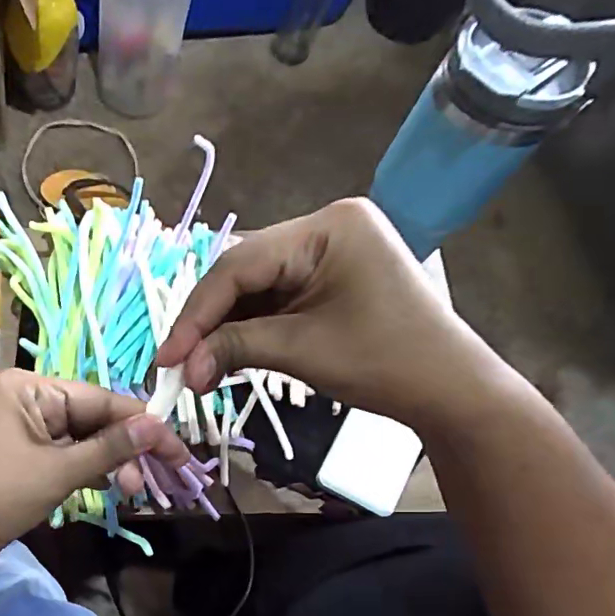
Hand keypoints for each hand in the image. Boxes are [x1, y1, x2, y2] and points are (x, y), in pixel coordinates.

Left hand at [0, 370, 189, 586]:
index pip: (102, 399)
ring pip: (85, 441)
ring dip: (113, 464)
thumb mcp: (57, 470)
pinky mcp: (26, 459)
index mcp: (32, 388)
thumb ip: (110, 448)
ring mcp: (27, 432)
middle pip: (96, 419)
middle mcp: (30, 401)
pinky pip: (69, 458)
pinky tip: (115, 487)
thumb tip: (158, 424)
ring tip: (135, 491)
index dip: (143, 425)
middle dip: (129, 449)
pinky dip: (92, 473)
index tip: (177, 450)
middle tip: (160, 480)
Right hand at [156, 198, 524, 433]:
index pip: (240, 265)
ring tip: (201, 369)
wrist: (447, 388)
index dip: (196, 313)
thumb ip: (237, 348)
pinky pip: (277, 300)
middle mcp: (325, 227)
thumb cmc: (385, 362)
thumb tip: (183, 368)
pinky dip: (251, 329)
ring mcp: (329, 253)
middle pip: (245, 272)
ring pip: (257, 288)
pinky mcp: (330, 280)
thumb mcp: (303, 351)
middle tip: (181, 366)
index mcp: (326, 227)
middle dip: (210, 322)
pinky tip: (229, 356)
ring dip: (227, 329)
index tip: (167, 357)